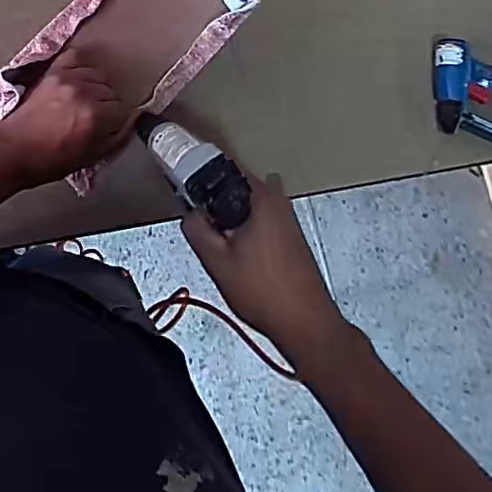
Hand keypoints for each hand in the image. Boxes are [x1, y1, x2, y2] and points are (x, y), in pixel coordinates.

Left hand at [0, 50, 134, 187]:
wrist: (12, 151)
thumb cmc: (50, 160)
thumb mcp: (90, 158)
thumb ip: (118, 137)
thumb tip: (134, 121)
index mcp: (95, 117)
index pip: (123, 109)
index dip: (116, 121)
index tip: (107, 128)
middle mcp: (84, 93)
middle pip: (112, 92)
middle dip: (107, 106)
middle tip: (93, 120)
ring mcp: (67, 79)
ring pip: (98, 76)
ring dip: (95, 88)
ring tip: (83, 102)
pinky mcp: (52, 73)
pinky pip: (76, 57)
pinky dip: (81, 66)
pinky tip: (78, 79)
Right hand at [181, 173, 353, 365]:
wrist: (304, 323)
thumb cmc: (264, 291)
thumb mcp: (217, 261)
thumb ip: (197, 230)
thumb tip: (189, 213)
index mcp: (262, 198)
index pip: (226, 168)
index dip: (202, 177)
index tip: (187, 191)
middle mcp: (278, 202)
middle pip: (236, 189)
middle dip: (215, 204)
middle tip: (200, 227)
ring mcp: (286, 219)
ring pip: (247, 208)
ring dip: (229, 221)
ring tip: (218, 248)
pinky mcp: (289, 237)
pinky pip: (259, 222)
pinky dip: (244, 232)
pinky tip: (237, 259)